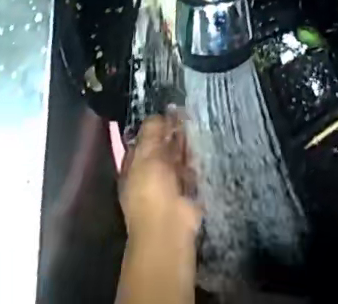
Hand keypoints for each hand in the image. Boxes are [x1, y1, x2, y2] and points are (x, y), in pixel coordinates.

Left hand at [121, 116, 200, 248]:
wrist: (169, 228)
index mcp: (134, 166)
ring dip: (185, 143)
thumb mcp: (146, 153)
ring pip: (177, 158)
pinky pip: (192, 171)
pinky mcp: (188, 193)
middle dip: (172, 132)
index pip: (143, 140)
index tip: (170, 109)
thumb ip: (151, 131)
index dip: (155, 124)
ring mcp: (169, 185)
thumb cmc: (151, 189)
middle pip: (161, 148)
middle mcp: (150, 174)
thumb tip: (160, 114)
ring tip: (196, 122)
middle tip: (186, 112)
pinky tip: (204, 143)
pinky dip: (197, 159)